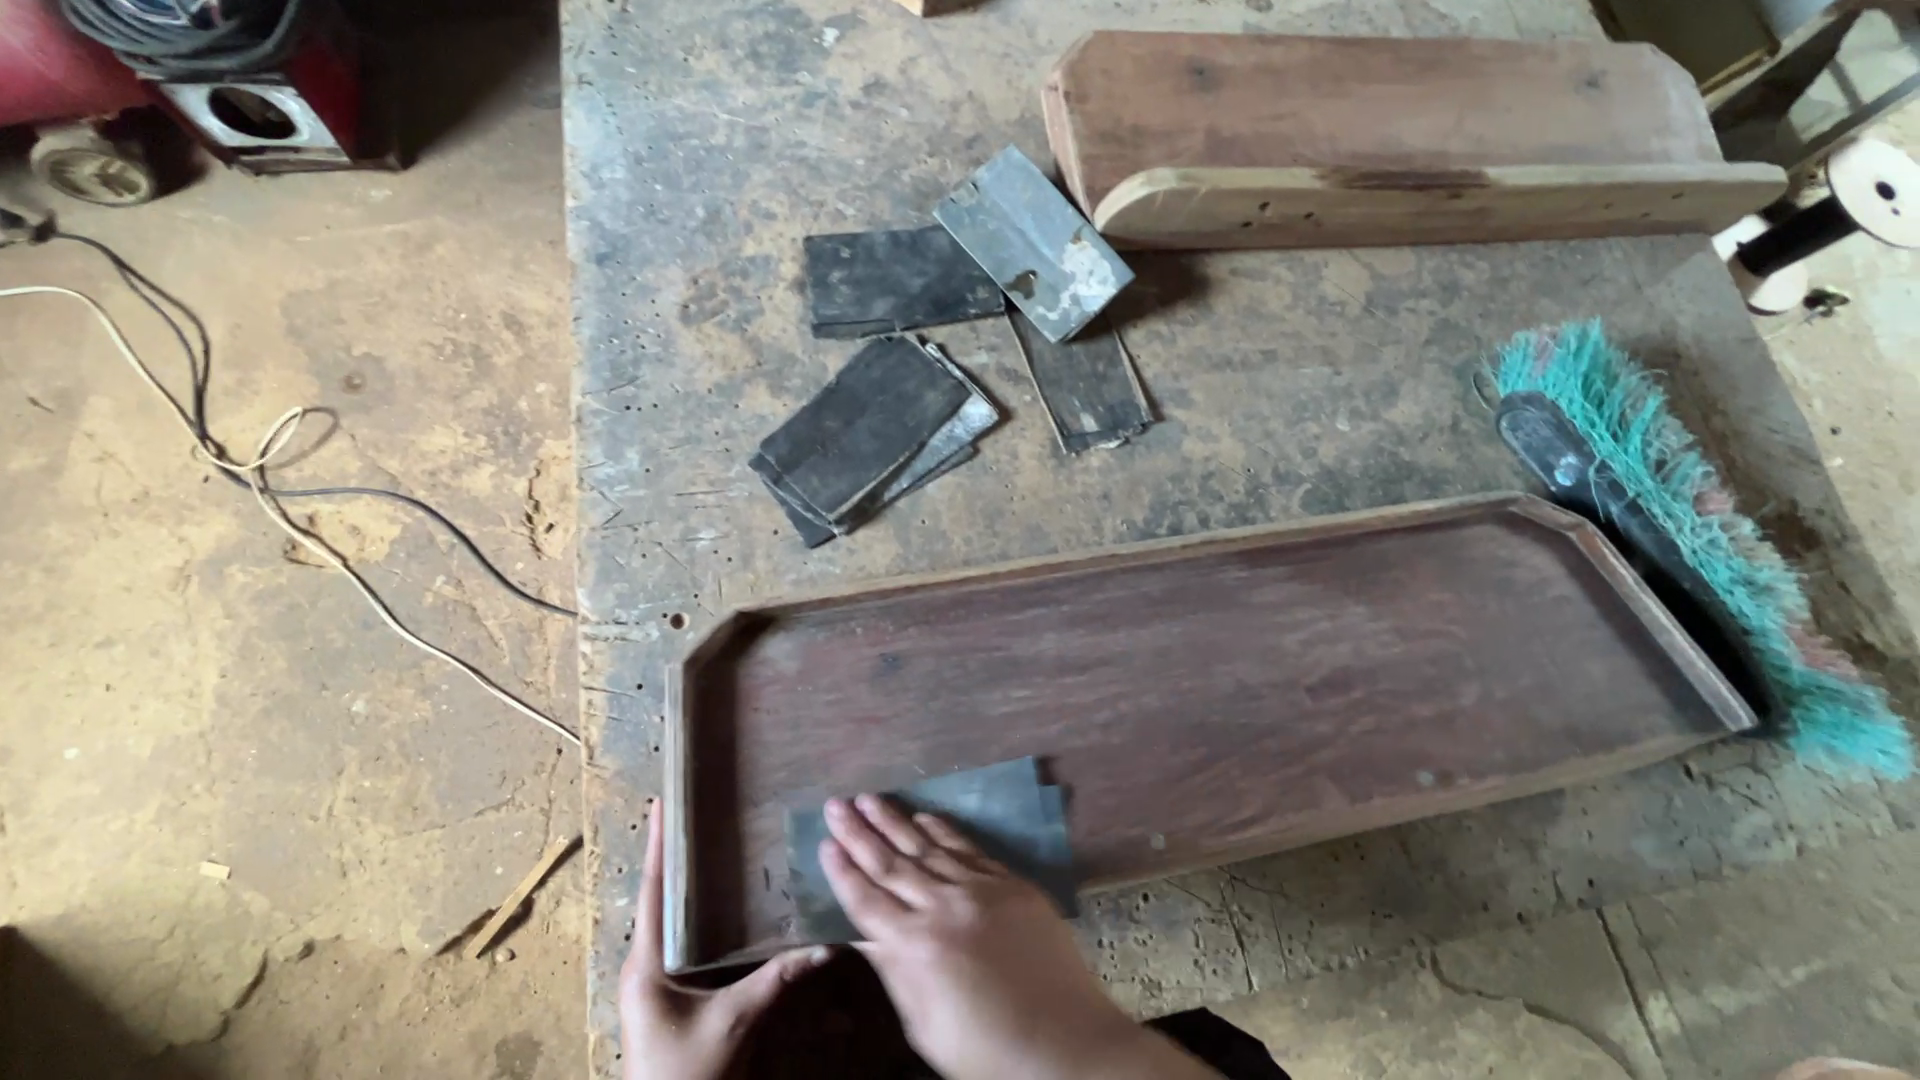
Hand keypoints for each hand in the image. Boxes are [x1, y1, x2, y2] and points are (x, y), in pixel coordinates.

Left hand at [620, 800, 828, 1079]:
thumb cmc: (686, 1073)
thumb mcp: (732, 1023)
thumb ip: (776, 981)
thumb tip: (826, 944)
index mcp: (647, 961)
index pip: (653, 891)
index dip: (658, 846)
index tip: (662, 803)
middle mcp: (649, 962)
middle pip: (666, 898)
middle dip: (682, 857)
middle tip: (708, 813)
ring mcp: (662, 979)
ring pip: (680, 921)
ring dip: (697, 886)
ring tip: (724, 844)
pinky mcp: (678, 994)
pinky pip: (694, 944)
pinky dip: (710, 918)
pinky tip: (737, 904)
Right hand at [819, 794, 1219, 1079]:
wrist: (1063, 1045)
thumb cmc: (984, 1050)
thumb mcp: (923, 1024)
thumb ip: (894, 971)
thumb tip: (864, 933)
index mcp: (914, 947)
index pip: (866, 900)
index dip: (842, 871)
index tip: (824, 843)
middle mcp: (941, 908)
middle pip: (891, 863)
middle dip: (858, 832)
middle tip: (835, 804)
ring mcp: (979, 890)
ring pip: (927, 847)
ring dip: (895, 821)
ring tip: (869, 798)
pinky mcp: (1010, 884)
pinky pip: (968, 849)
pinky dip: (943, 831)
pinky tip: (925, 816)